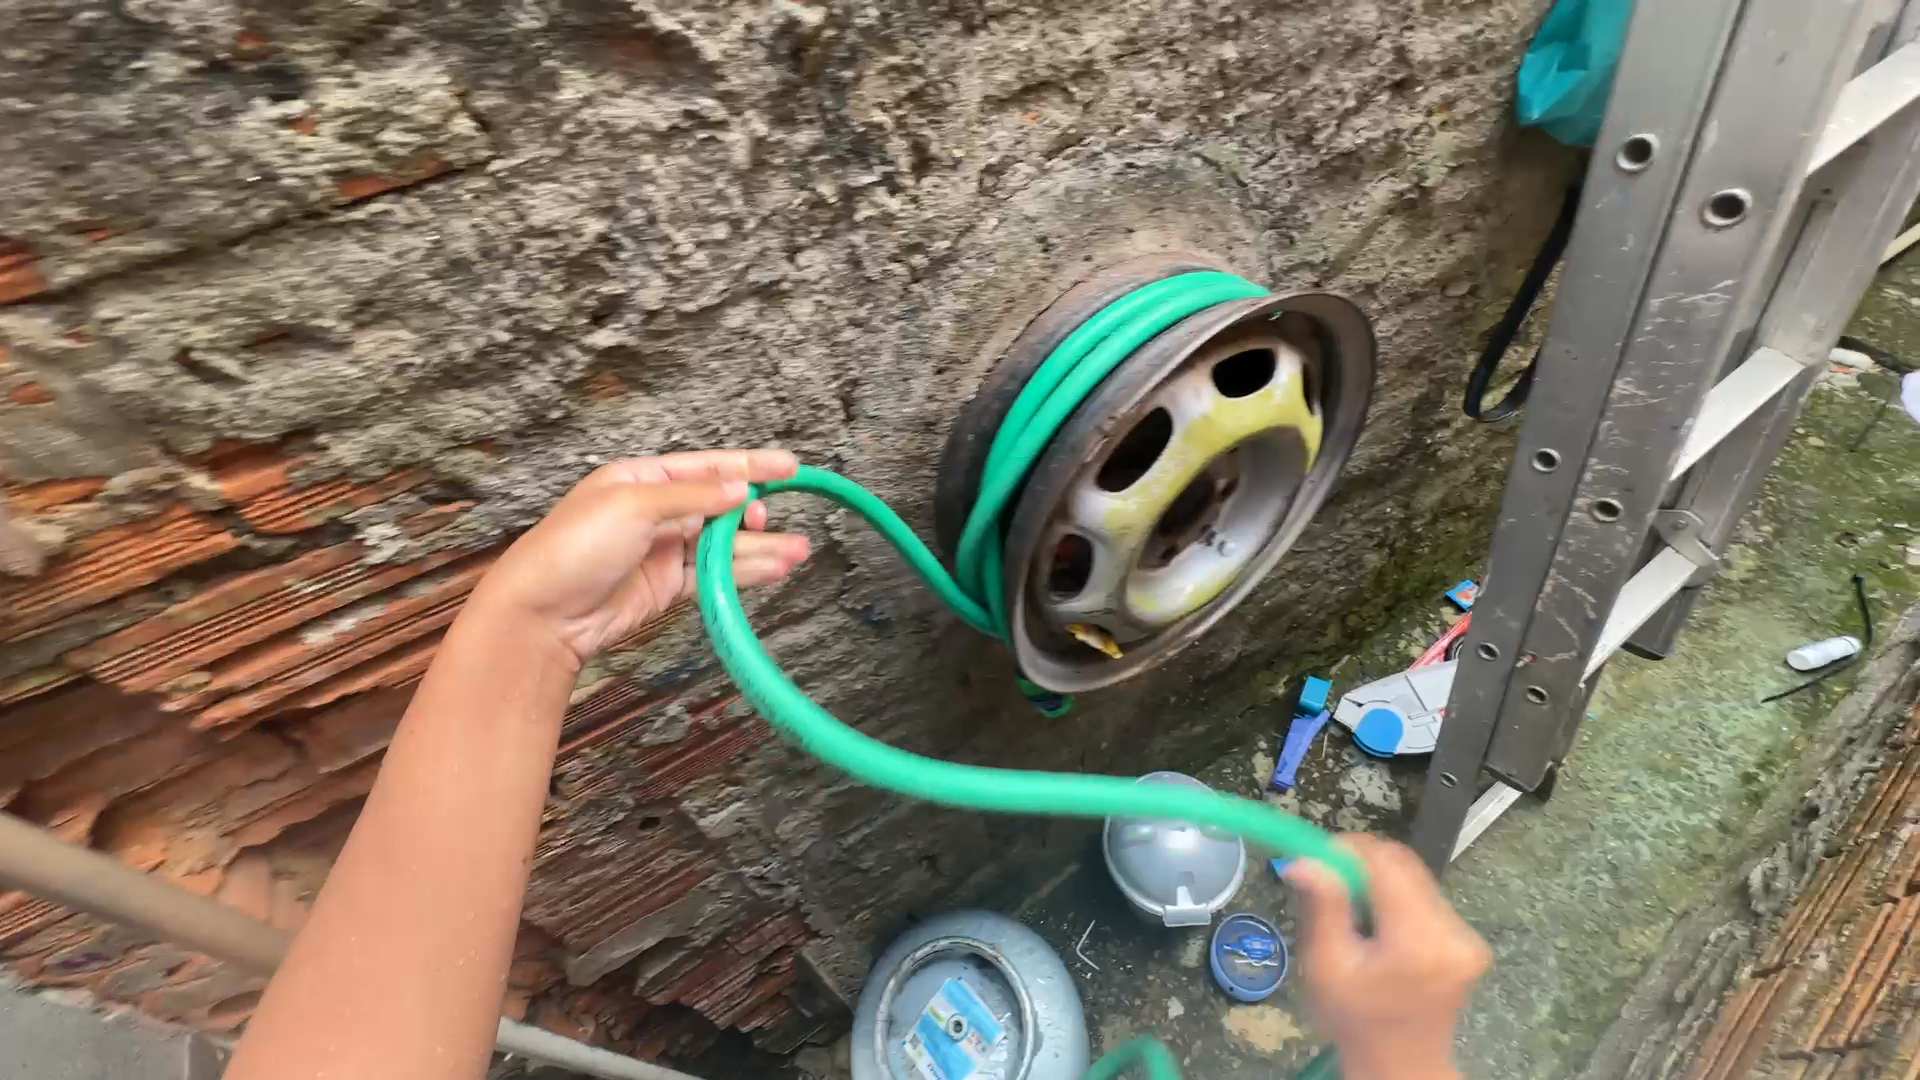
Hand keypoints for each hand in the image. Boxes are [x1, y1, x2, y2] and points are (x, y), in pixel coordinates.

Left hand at [467, 449, 810, 669]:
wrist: (542, 615)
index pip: (709, 468)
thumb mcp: (632, 506)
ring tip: (798, 552)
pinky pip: (717, 575)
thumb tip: (741, 488)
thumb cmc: (572, 549)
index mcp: (644, 480)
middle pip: (721, 508)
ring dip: (761, 548)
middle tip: (778, 522)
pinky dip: (747, 573)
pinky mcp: (670, 586)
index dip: (751, 465)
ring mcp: (666, 550)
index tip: (789, 466)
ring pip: (725, 546)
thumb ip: (694, 495)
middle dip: (756, 515)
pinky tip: (774, 569)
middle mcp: (658, 512)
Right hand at [1285, 836, 1489, 1079]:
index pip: (1386, 862)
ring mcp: (1466, 936)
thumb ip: (1322, 907)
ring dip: (1376, 877)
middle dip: (1360, 861)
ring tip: (1351, 906)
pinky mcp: (1467, 938)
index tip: (1316, 858)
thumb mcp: (1326, 965)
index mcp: (1418, 942)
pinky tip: (1376, 920)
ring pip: (1411, 872)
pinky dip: (1393, 892)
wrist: (1402, 1064)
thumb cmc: (1355, 1019)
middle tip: (1327, 878)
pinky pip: (1422, 890)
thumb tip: (1303, 859)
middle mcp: (1452, 933)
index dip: (1348, 848)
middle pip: (1401, 862)